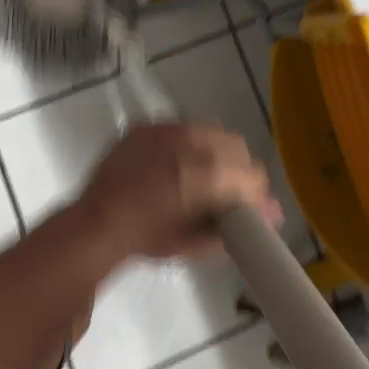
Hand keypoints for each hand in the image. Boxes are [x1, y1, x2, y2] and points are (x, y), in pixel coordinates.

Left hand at [73, 123, 283, 260]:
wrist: (95, 222)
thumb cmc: (145, 238)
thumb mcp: (193, 243)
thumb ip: (237, 227)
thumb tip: (273, 216)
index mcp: (202, 175)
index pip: (250, 174)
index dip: (256, 191)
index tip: (253, 205)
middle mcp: (186, 144)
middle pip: (234, 146)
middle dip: (238, 168)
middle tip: (230, 191)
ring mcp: (163, 130)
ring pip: (210, 130)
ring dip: (216, 151)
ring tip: (205, 174)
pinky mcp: (145, 125)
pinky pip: (181, 126)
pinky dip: (189, 142)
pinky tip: (179, 162)